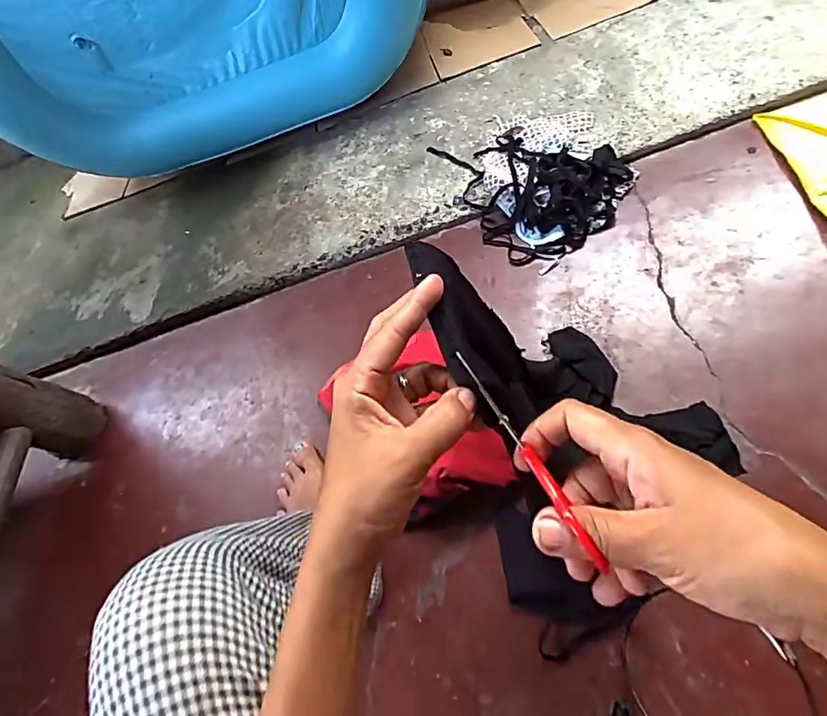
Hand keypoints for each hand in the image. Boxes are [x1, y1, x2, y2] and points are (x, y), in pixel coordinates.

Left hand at [315, 276, 476, 559]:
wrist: (351, 544)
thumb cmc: (365, 495)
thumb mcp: (408, 455)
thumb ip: (446, 420)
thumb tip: (472, 394)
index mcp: (359, 385)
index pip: (389, 334)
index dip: (414, 306)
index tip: (435, 283)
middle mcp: (371, 388)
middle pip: (396, 340)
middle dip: (419, 318)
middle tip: (446, 295)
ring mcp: (386, 406)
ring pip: (422, 373)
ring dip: (448, 378)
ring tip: (474, 388)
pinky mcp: (401, 425)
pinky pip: (431, 400)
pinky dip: (450, 402)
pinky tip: (470, 412)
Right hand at [519, 400, 826, 641]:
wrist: (801, 580)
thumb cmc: (729, 543)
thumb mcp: (654, 540)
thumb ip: (593, 532)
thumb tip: (537, 525)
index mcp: (635, 451)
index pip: (574, 420)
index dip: (542, 435)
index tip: (521, 471)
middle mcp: (642, 469)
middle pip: (584, 477)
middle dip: (571, 517)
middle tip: (572, 560)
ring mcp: (658, 500)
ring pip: (605, 514)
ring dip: (596, 549)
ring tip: (604, 586)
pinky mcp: (674, 530)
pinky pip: (630, 539)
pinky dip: (622, 563)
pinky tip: (626, 593)